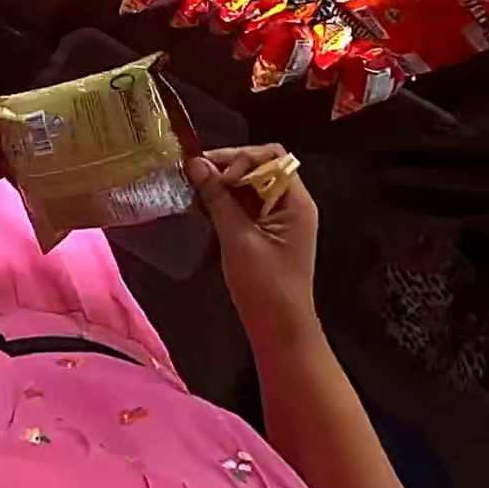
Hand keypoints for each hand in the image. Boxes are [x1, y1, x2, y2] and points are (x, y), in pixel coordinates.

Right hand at [188, 145, 320, 347]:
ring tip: (194, 190)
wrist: (280, 331)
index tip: (216, 176)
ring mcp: (278, 215)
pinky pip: (243, 200)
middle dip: (226, 167)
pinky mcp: (265, 227)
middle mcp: (289, 202)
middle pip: (258, 165)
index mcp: (294, 201)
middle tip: (195, 176)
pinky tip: (201, 204)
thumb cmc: (265, 286)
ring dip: (221, 182)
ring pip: (248, 181)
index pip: (271, 156)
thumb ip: (218, 197)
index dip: (242, 158)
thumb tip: (195, 163)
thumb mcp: (238, 238)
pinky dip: (222, 198)